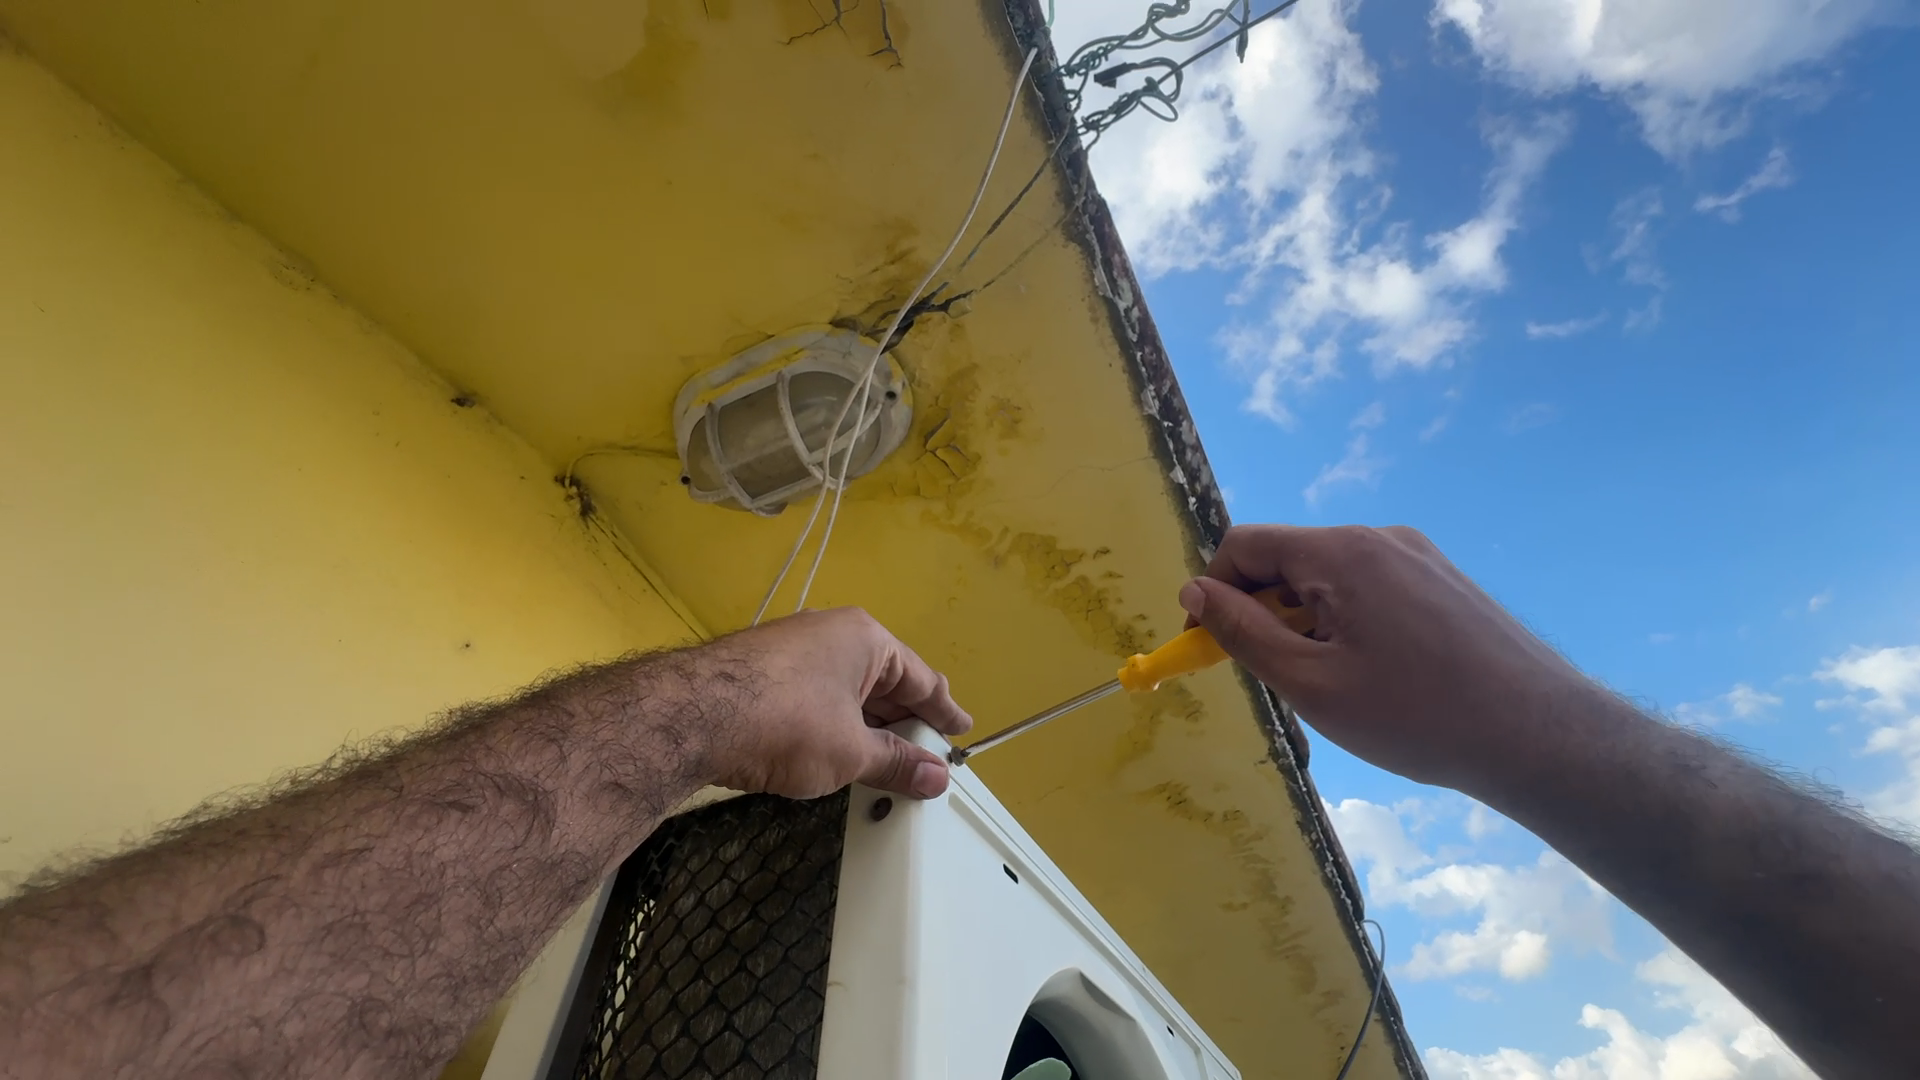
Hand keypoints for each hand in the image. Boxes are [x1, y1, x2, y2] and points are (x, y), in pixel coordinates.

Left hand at [693, 608, 971, 800]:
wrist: (690, 716)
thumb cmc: (788, 723)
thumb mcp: (851, 751)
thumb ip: (898, 764)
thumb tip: (939, 779)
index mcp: (866, 639)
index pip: (920, 677)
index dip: (944, 709)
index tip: (963, 730)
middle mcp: (833, 633)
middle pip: (884, 682)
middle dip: (906, 721)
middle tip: (929, 753)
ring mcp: (794, 649)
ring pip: (848, 690)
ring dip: (870, 726)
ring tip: (889, 760)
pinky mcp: (763, 670)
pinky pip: (819, 696)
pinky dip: (838, 724)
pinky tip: (839, 750)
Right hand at [1178, 525, 1597, 797]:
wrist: (1550, 741)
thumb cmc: (1416, 716)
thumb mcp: (1309, 682)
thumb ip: (1241, 631)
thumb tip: (1195, 590)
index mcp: (1340, 552)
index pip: (1245, 544)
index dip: (1213, 588)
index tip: (1207, 640)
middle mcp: (1377, 538)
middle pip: (1286, 558)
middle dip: (1259, 608)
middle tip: (1267, 669)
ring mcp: (1417, 556)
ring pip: (1325, 575)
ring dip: (1300, 617)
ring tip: (1324, 678)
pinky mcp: (1442, 579)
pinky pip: (1366, 585)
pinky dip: (1341, 618)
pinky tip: (1370, 669)